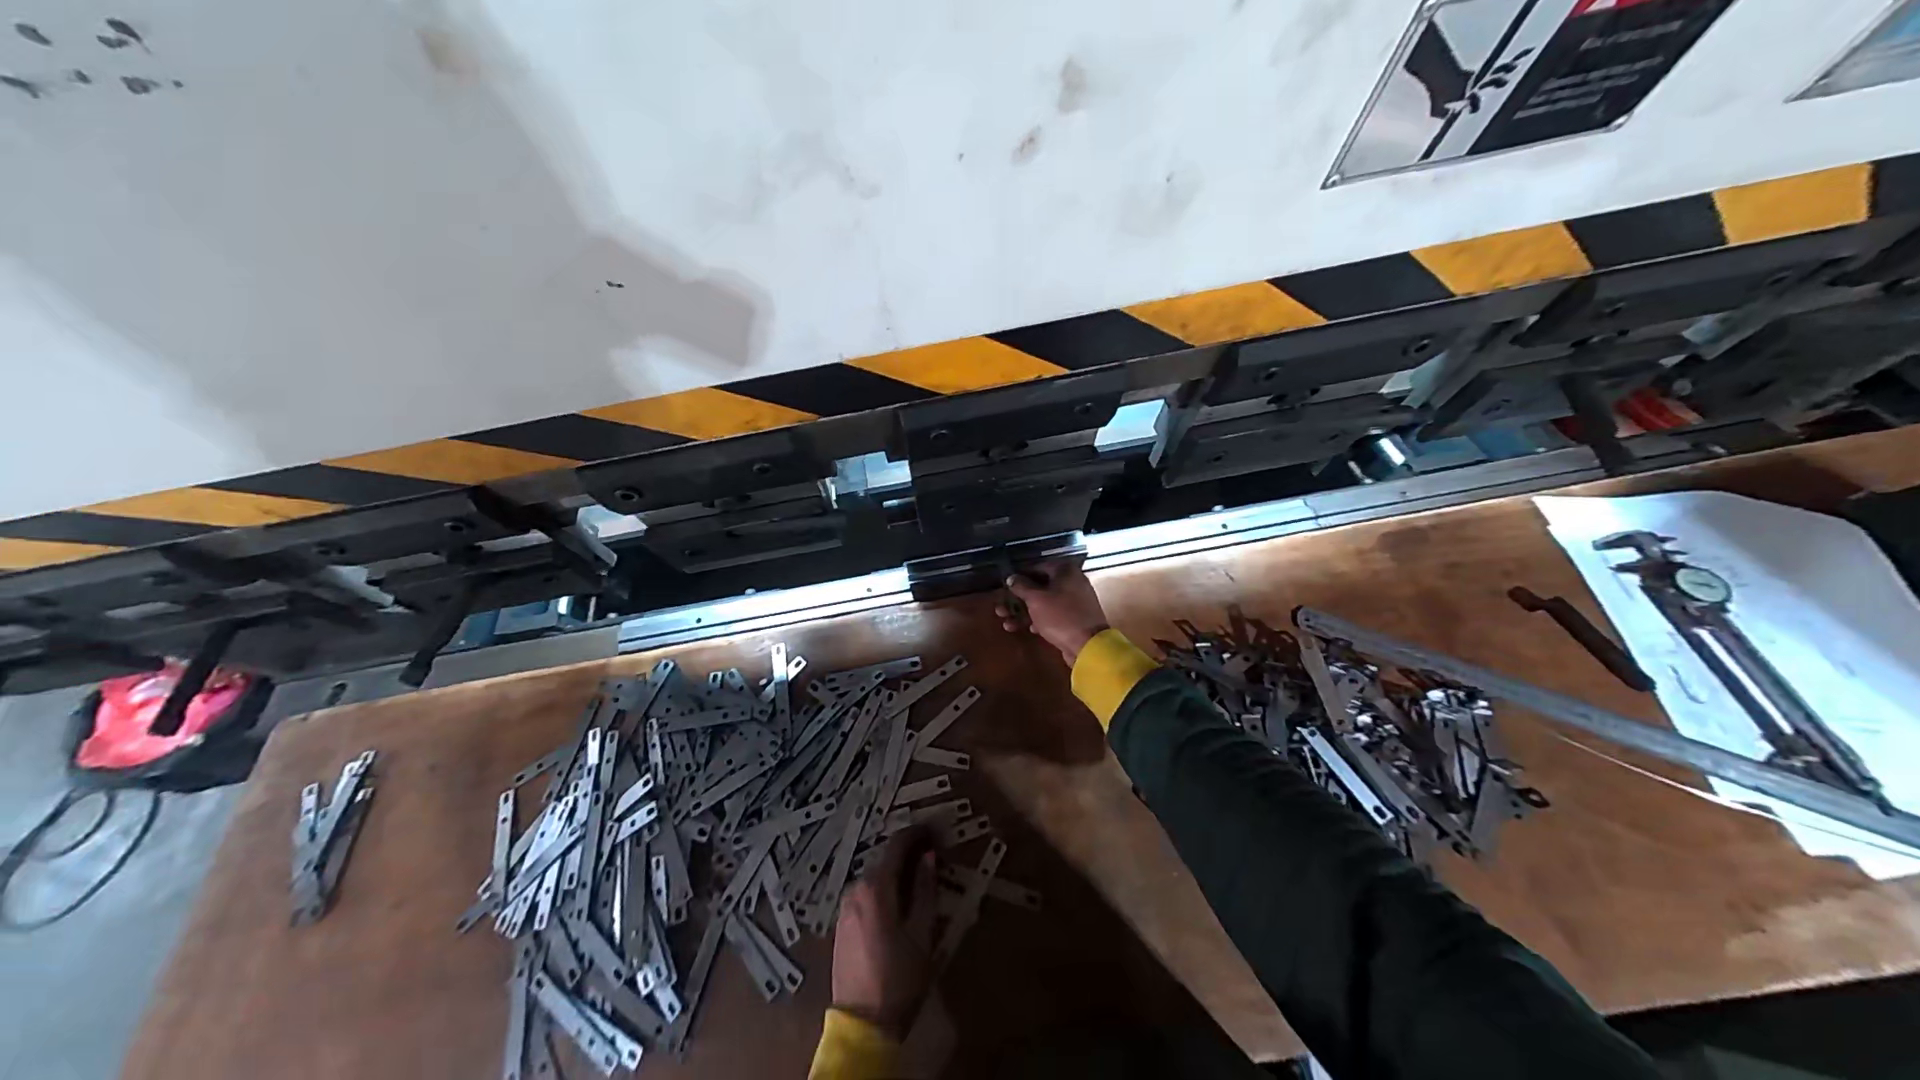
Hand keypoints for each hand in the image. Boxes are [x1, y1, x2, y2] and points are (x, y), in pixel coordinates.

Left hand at [830, 829, 938, 1038]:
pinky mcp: (842, 926)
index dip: (916, 834)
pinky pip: (865, 896)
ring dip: (895, 874)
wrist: (862, 1024)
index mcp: (875, 888)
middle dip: (907, 854)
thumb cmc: (899, 978)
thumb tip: (928, 857)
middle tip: (932, 855)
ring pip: (874, 879)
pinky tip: (897, 902)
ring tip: (918, 880)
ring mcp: (845, 909)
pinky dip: (883, 891)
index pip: (896, 846)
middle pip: (884, 861)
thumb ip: (926, 890)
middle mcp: (855, 891)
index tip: (934, 830)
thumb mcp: (922, 934)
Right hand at [994, 561, 1110, 664]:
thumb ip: (1021, 586)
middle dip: (1018, 600)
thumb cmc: (1060, 616)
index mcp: (1065, 571)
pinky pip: (1054, 615)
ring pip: (1045, 603)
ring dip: (1025, 612)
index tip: (1005, 587)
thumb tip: (1012, 578)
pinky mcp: (1075, 619)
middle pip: (1039, 587)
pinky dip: (1040, 620)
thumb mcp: (1036, 599)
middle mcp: (1072, 582)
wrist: (1088, 645)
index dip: (1019, 577)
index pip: (1037, 567)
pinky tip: (1029, 630)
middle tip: (1001, 609)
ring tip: (1007, 623)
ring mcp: (1075, 601)